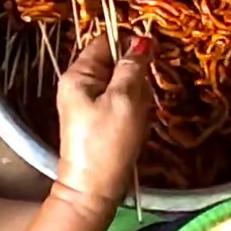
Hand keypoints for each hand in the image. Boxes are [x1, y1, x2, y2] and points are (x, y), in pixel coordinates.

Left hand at [53, 34, 151, 215]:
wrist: (93, 191)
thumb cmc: (107, 143)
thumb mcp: (124, 100)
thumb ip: (133, 67)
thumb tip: (142, 39)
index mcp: (78, 74)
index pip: (105, 42)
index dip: (128, 43)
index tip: (152, 53)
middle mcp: (78, 85)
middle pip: (115, 63)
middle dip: (135, 77)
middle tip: (141, 98)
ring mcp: (87, 103)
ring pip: (122, 84)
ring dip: (137, 96)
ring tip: (138, 116)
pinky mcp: (97, 121)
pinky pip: (121, 104)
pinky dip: (133, 111)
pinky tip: (136, 126)